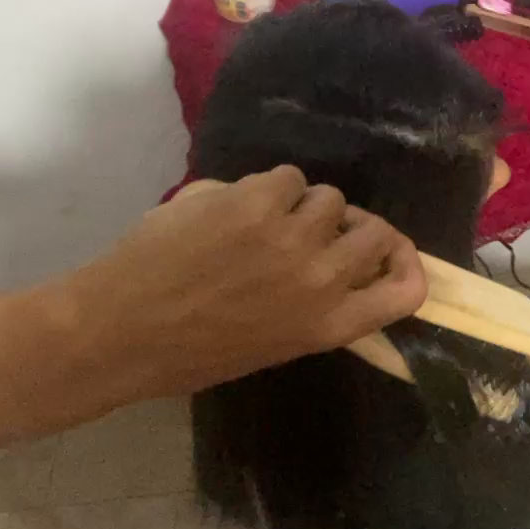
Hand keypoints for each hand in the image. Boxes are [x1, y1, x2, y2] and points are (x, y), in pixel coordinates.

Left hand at [69, 167, 426, 398]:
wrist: (121, 330)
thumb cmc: (191, 351)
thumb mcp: (273, 344)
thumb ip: (315, 306)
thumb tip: (334, 262)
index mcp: (328, 325)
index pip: (406, 290)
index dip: (408, 263)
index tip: (391, 254)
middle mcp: (322, 279)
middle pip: (375, 231)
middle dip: (352, 226)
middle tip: (319, 228)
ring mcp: (292, 235)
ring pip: (328, 196)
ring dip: (304, 205)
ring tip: (265, 220)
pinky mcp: (257, 200)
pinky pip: (287, 176)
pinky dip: (267, 188)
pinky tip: (237, 207)